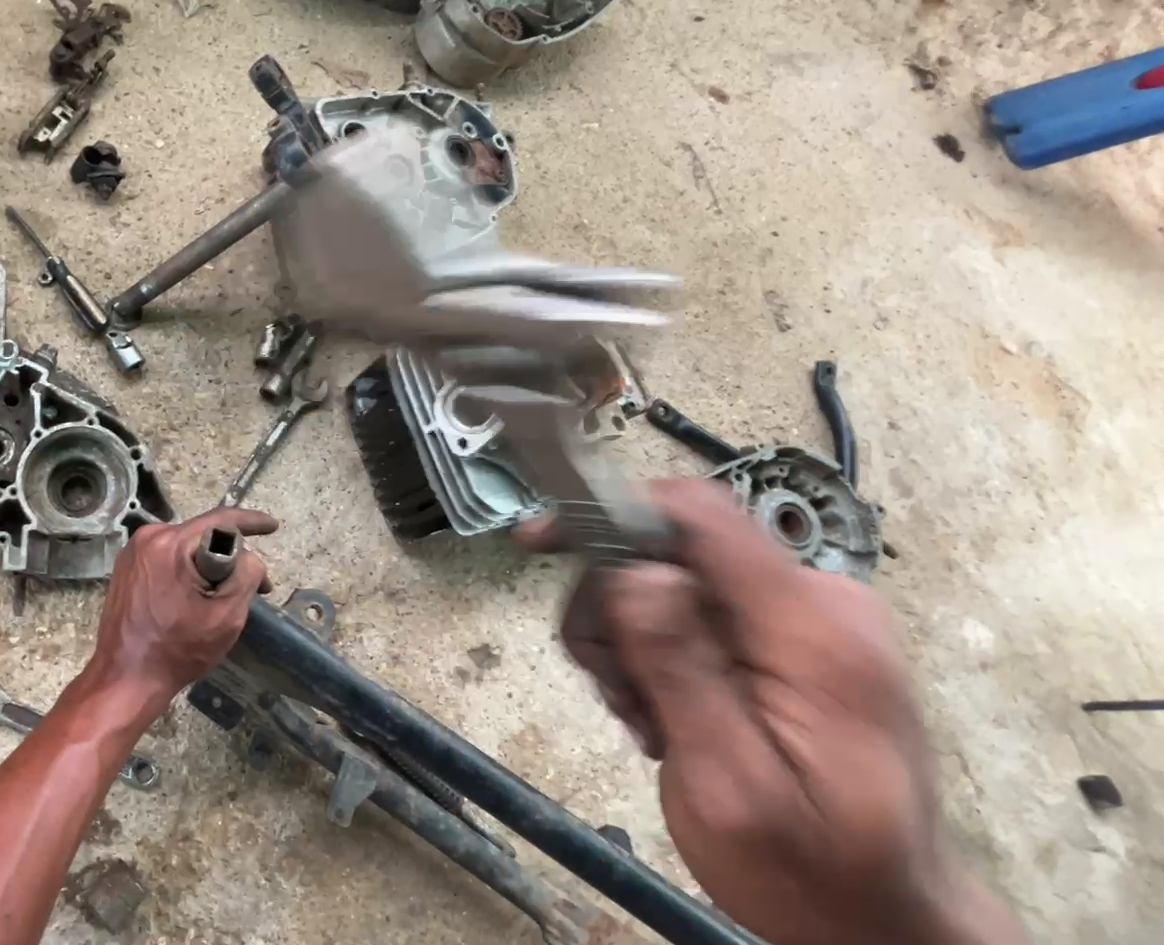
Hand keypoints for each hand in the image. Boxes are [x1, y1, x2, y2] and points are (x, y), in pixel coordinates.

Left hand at [87, 508, 277, 700]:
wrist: (126, 678)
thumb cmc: (178, 648)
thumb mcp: (227, 613)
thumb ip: (246, 574)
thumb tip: (249, 558)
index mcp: (169, 543)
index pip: (220, 519)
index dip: (251, 522)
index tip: (272, 526)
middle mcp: (147, 538)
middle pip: (202, 534)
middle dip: (231, 555)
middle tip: (256, 584)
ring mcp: (133, 552)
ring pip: (186, 548)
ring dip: (208, 565)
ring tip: (226, 597)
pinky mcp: (127, 568)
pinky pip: (168, 559)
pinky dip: (188, 571)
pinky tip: (198, 597)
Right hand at [516, 480, 1023, 944]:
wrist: (877, 918)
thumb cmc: (806, 870)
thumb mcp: (728, 785)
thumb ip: (683, 671)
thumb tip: (635, 571)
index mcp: (814, 631)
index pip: (700, 515)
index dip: (609, 512)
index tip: (540, 544)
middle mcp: (817, 601)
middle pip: (669, 551)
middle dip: (613, 611)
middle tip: (612, 691)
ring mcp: (805, 615)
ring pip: (668, 579)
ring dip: (631, 640)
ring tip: (642, 715)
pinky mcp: (790, 632)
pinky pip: (692, 606)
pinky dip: (656, 650)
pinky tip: (663, 709)